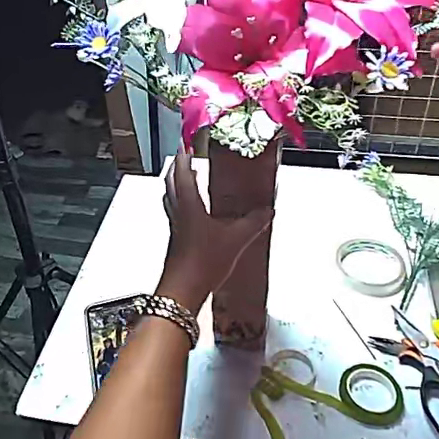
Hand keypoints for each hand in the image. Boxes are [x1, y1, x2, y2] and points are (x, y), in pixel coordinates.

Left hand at [156, 145, 272, 312]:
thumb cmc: (203, 262)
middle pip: (171, 184)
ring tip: (189, 180)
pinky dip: (183, 205)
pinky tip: (196, 213)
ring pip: (171, 199)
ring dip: (178, 186)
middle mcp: (178, 214)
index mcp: (189, 206)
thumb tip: (267, 211)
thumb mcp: (236, 240)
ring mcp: (175, 228)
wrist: (182, 292)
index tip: (186, 145)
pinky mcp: (176, 241)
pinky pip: (177, 214)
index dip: (184, 158)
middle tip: (186, 159)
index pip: (183, 174)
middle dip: (178, 169)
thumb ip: (254, 223)